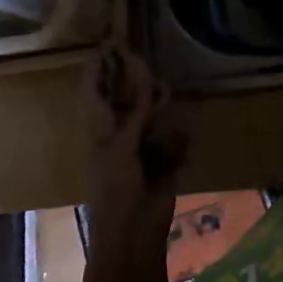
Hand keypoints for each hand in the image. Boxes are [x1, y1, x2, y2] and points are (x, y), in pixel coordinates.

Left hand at [86, 45, 180, 251]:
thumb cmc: (115, 192)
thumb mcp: (120, 150)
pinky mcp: (166, 164)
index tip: (107, 47)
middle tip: (143, 59)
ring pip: (153, 120)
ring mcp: (144, 150)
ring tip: (168, 89)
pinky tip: (184, 133)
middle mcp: (122, 137)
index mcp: (102, 133)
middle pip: (128, 103)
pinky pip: (175, 144)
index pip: (98, 95)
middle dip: (135, 83)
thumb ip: (135, 118)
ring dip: (160, 107)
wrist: (133, 234)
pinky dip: (179, 140)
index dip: (100, 72)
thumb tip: (150, 88)